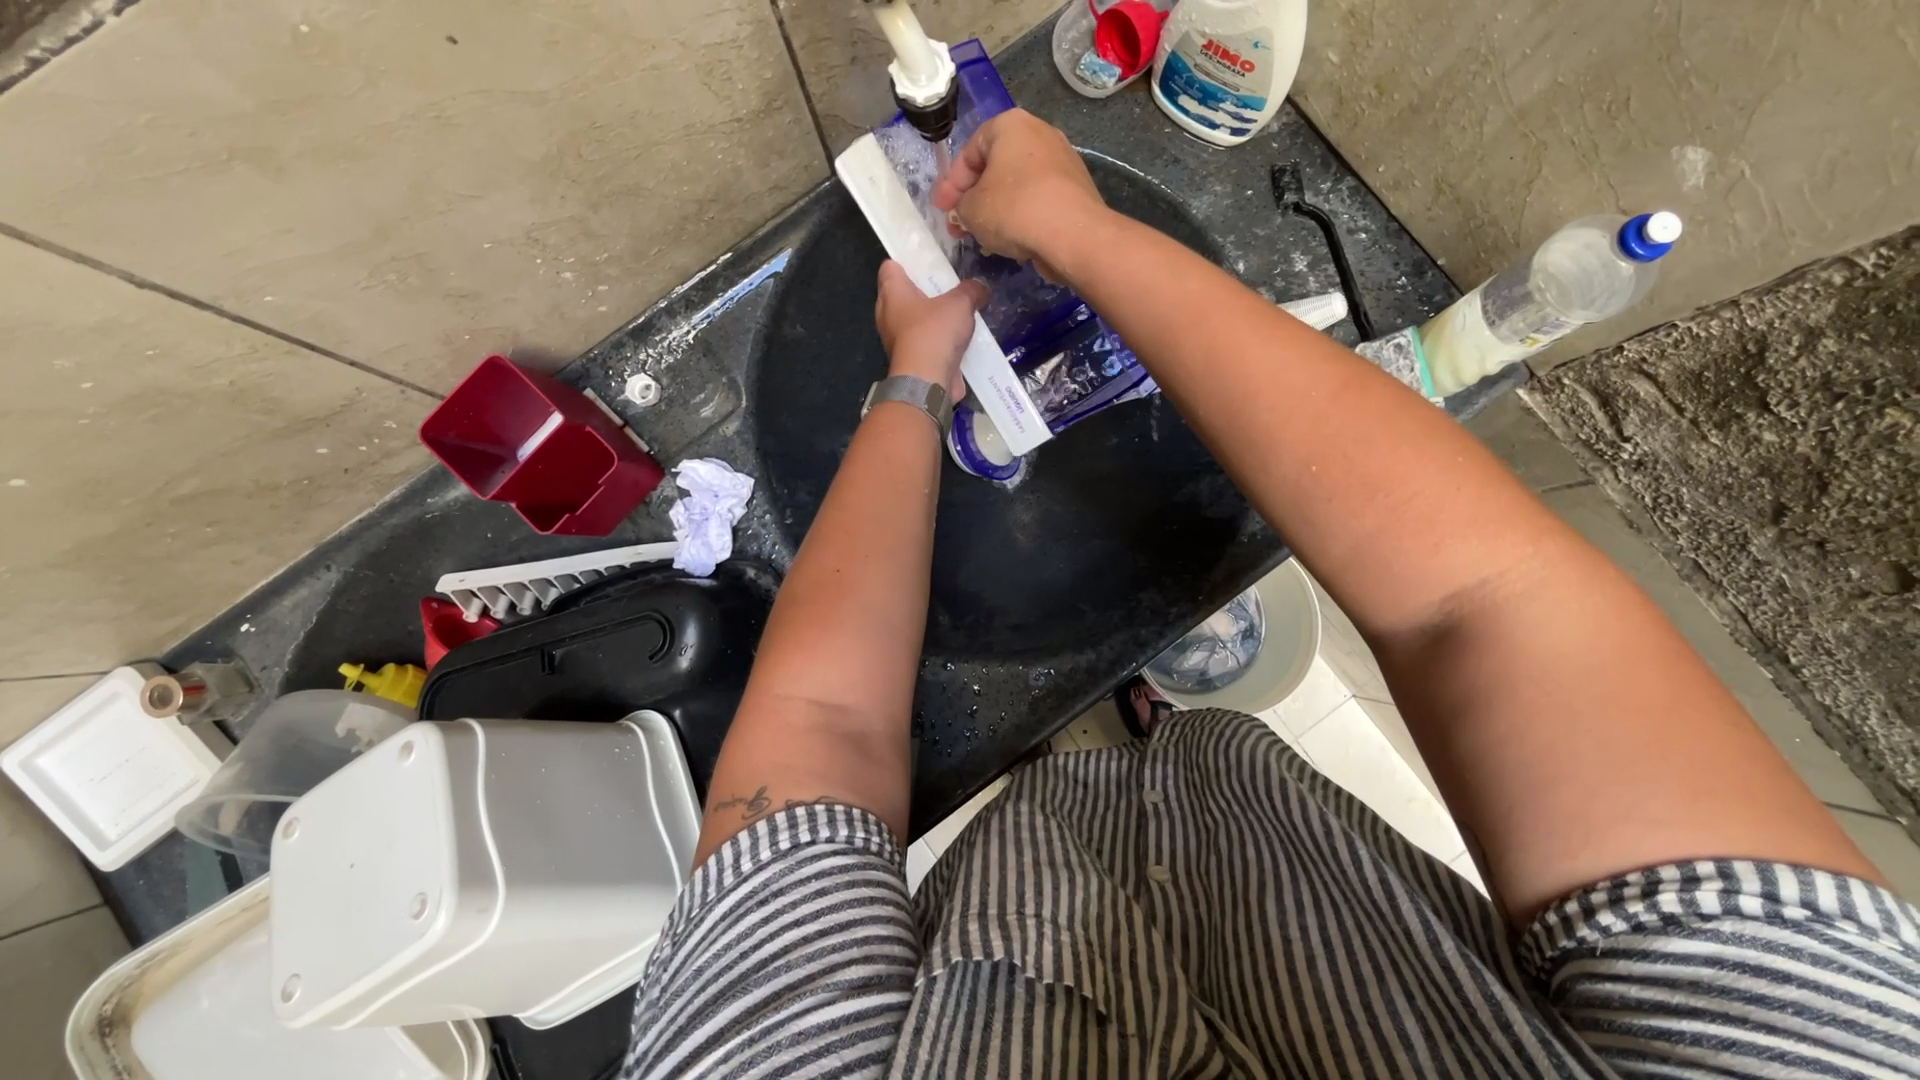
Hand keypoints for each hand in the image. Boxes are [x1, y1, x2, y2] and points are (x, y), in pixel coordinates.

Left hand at [874, 260, 987, 401]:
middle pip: (903, 294)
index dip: (906, 261)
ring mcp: (896, 340)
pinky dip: (938, 341)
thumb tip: (981, 288)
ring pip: (914, 321)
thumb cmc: (934, 332)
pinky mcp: (910, 360)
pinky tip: (958, 339)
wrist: (928, 381)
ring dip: (932, 318)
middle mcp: (888, 314)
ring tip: (957, 312)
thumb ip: (972, 290)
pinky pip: (924, 343)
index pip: (890, 267)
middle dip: (923, 290)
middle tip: (948, 286)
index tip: (926, 262)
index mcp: (892, 292)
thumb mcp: (960, 303)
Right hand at [930, 109, 1107, 278]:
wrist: (1073, 234)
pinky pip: (1037, 200)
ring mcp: (1062, 160)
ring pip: (1016, 185)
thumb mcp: (971, 209)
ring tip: (983, 237)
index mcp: (1010, 125)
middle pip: (995, 167)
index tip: (941, 209)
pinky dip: (1021, 216)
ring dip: (996, 210)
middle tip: (959, 225)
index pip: (969, 151)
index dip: (950, 184)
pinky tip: (1011, 240)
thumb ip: (960, 206)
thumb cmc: (1014, 209)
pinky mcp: (1075, 189)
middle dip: (973, 197)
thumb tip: (965, 211)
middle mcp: (1039, 133)